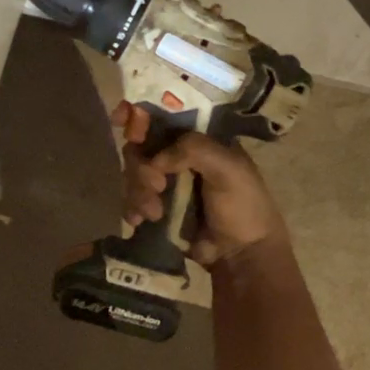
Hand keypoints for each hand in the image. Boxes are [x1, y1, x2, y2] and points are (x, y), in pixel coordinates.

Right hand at [113, 101, 288, 268]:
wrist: (239, 255)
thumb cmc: (242, 206)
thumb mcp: (228, 169)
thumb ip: (194, 150)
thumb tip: (155, 159)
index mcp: (200, 138)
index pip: (165, 115)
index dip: (141, 114)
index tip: (127, 123)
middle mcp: (179, 155)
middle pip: (141, 146)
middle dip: (141, 166)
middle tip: (157, 185)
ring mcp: (165, 182)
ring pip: (133, 173)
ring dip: (138, 192)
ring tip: (155, 213)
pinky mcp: (155, 207)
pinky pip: (131, 199)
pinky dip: (131, 208)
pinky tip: (140, 221)